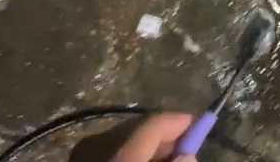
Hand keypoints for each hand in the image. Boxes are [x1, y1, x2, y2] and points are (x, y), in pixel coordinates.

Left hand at [69, 113, 197, 161]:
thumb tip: (188, 154)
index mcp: (117, 150)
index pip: (153, 122)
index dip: (179, 121)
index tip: (201, 125)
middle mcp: (97, 141)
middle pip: (139, 126)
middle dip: (164, 134)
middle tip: (185, 147)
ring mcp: (82, 150)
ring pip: (124, 136)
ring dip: (147, 143)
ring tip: (165, 156)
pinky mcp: (77, 156)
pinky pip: (110, 147)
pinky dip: (129, 151)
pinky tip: (141, 159)